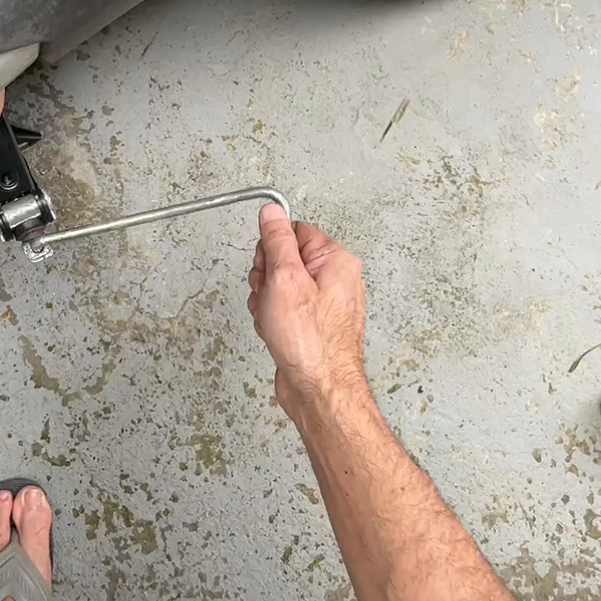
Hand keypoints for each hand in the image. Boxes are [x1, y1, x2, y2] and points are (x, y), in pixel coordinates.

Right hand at [247, 205, 368, 418]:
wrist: (317, 388)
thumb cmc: (309, 341)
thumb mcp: (284, 278)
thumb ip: (276, 240)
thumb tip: (271, 212)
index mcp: (335, 260)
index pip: (294, 231)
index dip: (272, 248)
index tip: (269, 266)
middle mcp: (334, 279)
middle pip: (282, 258)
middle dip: (265, 278)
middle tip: (271, 295)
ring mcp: (323, 303)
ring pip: (277, 285)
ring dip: (265, 301)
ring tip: (274, 317)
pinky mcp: (310, 323)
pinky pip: (281, 307)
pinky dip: (271, 317)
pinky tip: (276, 330)